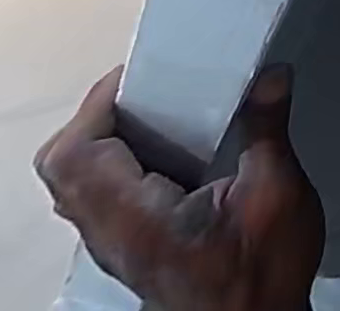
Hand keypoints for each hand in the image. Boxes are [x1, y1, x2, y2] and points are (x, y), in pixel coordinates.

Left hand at [35, 65, 324, 310]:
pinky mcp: (133, 245)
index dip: (96, 105)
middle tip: (152, 81)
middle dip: (97, 114)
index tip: (144, 69)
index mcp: (135, 219)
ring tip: (162, 100)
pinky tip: (170, 139)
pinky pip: (100, 190)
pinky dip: (119, 154)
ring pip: (76, 181)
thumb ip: (266, 128)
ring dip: (106, 133)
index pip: (75, 157)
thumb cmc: (263, 269)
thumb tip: (271, 71)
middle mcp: (110, 233)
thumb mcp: (277, 193)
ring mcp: (117, 243)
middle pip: (62, 167)